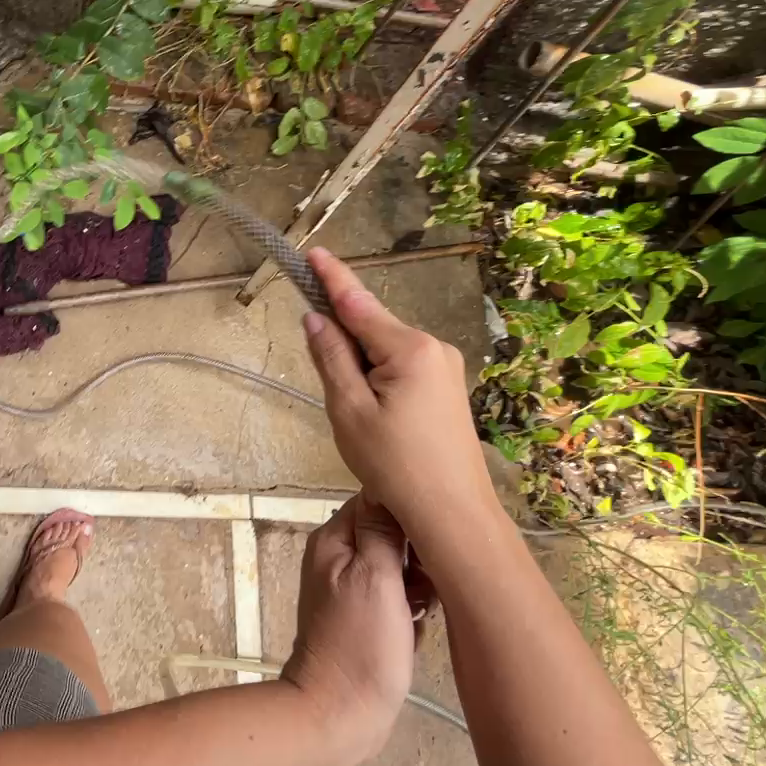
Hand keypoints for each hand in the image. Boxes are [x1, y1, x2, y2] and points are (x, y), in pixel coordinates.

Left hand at [283, 491, 430, 765]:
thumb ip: (381, 531)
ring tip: (420, 609)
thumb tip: (386, 486)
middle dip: (416, 556)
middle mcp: (338, 556)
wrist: (341, 710)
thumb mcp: (376, 577)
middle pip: (389, 535)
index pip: (375, 502)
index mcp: (333, 539)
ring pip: (398, 567)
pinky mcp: (364, 615)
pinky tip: (416, 626)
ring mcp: (349, 586)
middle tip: (424, 584)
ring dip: (417, 585)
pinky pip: (396, 596)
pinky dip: (410, 608)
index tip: (431, 541)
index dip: (408, 517)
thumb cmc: (360, 643)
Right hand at [300, 247, 498, 541]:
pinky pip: (400, 364)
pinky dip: (376, 372)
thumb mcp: (348, 409)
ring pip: (385, 348)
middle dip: (342, 335)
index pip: (358, 303)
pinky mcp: (447, 387)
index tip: (312, 251)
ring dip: (359, 360)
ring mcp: (445, 367)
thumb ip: (330, 357)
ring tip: (351, 408)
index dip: (331, 277)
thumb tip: (315, 317)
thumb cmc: (394, 464)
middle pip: (372, 326)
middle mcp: (432, 347)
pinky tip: (370, 405)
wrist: (453, 514)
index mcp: (409, 348)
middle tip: (323, 374)